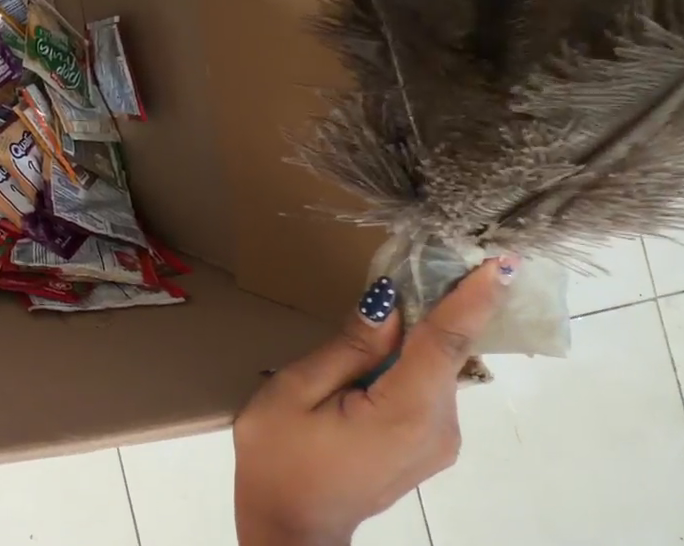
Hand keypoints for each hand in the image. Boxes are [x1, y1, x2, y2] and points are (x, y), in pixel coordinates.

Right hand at [233, 258, 512, 545]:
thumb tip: (387, 305)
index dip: (469, 301)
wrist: (291, 520)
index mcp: (405, 413)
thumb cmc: (280, 452)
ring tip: (384, 299)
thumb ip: (346, 348)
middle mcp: (439, 428)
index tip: (499, 265)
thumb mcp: (295, 390)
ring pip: (432, 370)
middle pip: (442, 355)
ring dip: (415, 333)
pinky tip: (375, 346)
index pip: (445, 345)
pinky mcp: (425, 443)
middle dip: (433, 307)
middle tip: (419, 260)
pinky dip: (408, 358)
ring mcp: (437, 440)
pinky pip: (423, 388)